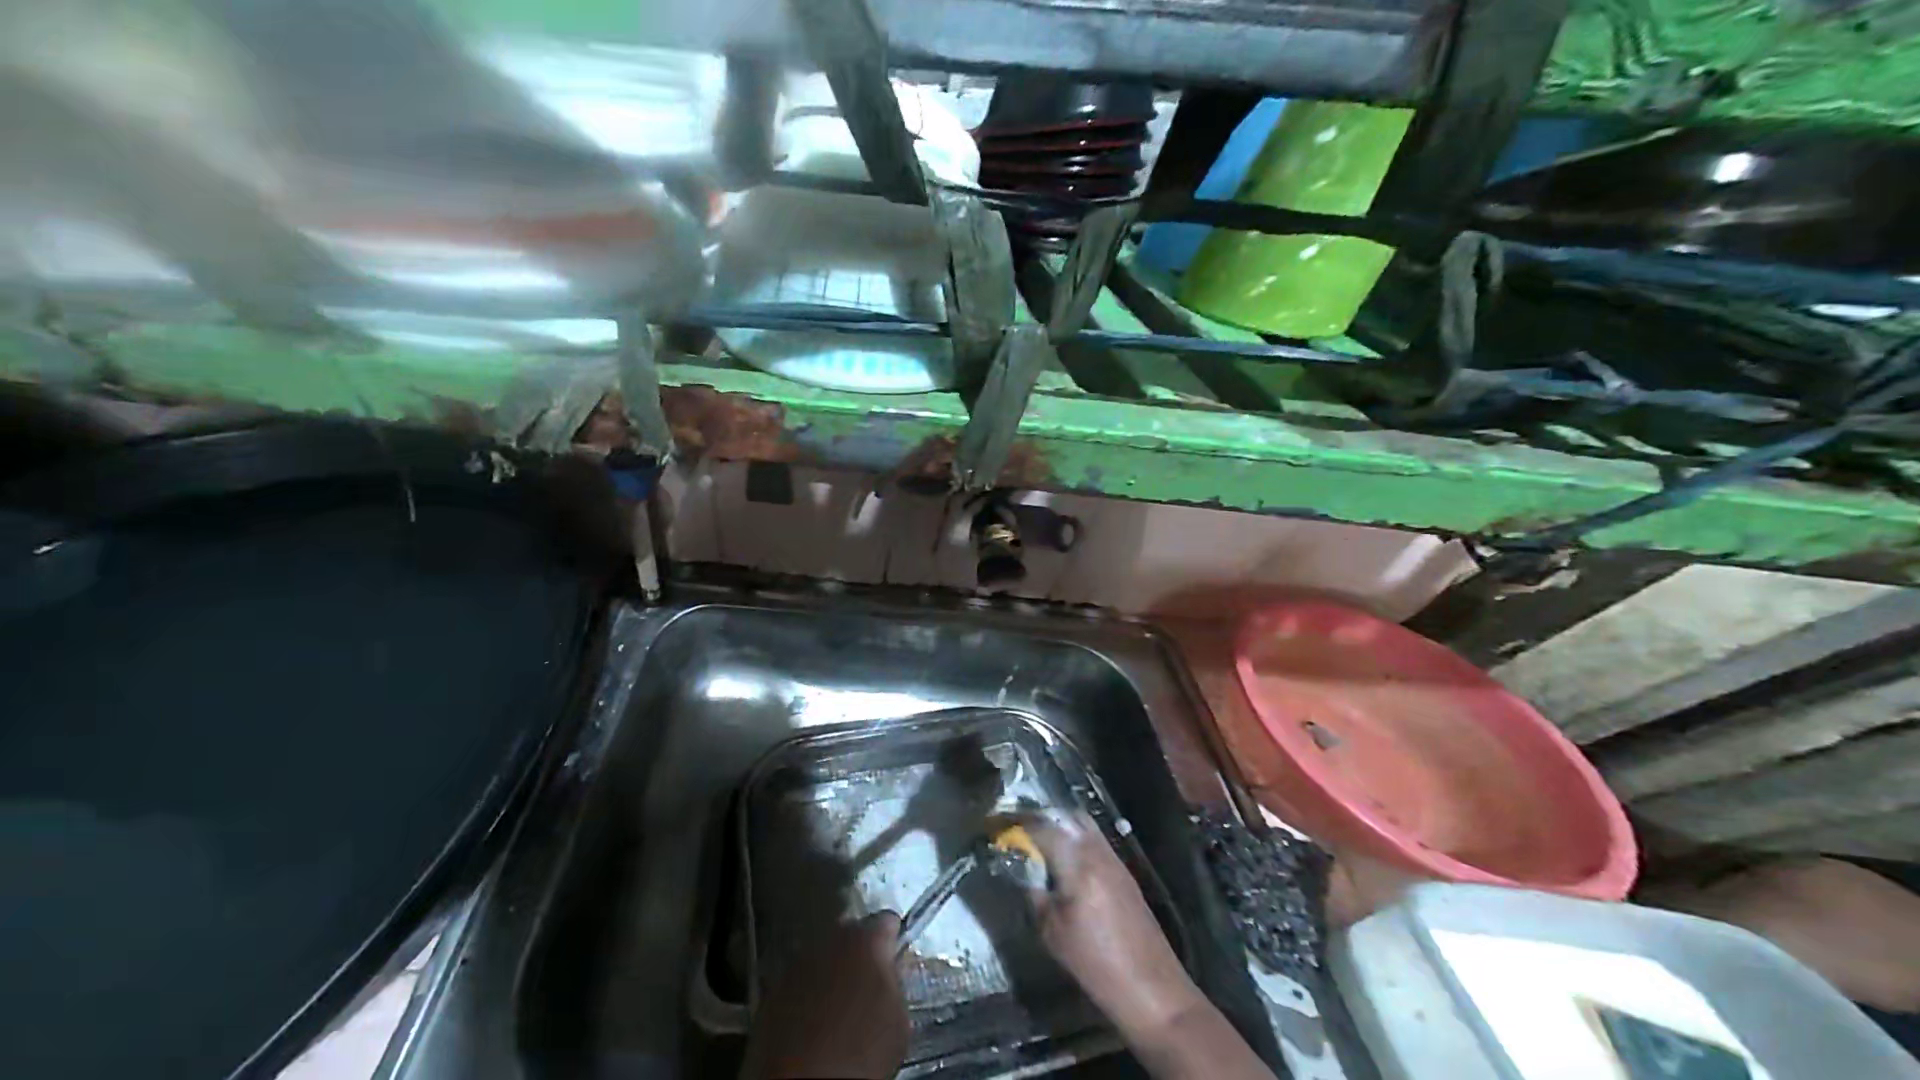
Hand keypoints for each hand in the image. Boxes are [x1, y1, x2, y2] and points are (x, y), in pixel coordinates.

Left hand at [743, 912, 909, 1079]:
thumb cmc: (861, 1052)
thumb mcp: (899, 1020)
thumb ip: (894, 985)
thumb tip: (887, 976)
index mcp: (866, 941)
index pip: (886, 921)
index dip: (893, 938)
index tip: (895, 957)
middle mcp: (830, 940)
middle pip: (851, 934)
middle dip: (860, 952)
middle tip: (867, 983)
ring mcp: (797, 963)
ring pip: (822, 956)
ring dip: (831, 971)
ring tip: (837, 1005)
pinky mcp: (773, 990)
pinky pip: (799, 981)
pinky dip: (807, 993)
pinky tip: (812, 1021)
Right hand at [1025, 814, 1205, 1035]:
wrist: (1151, 988)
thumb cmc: (1096, 964)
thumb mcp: (1052, 932)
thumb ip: (1034, 892)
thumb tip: (1020, 868)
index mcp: (1078, 863)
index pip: (1042, 826)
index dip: (1016, 822)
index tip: (997, 826)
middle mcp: (1098, 852)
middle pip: (1068, 816)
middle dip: (1041, 817)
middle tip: (1018, 830)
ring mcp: (1115, 860)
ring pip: (1084, 826)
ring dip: (1060, 826)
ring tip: (1037, 843)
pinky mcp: (1124, 873)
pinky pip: (1095, 842)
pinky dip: (1076, 841)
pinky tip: (1064, 862)